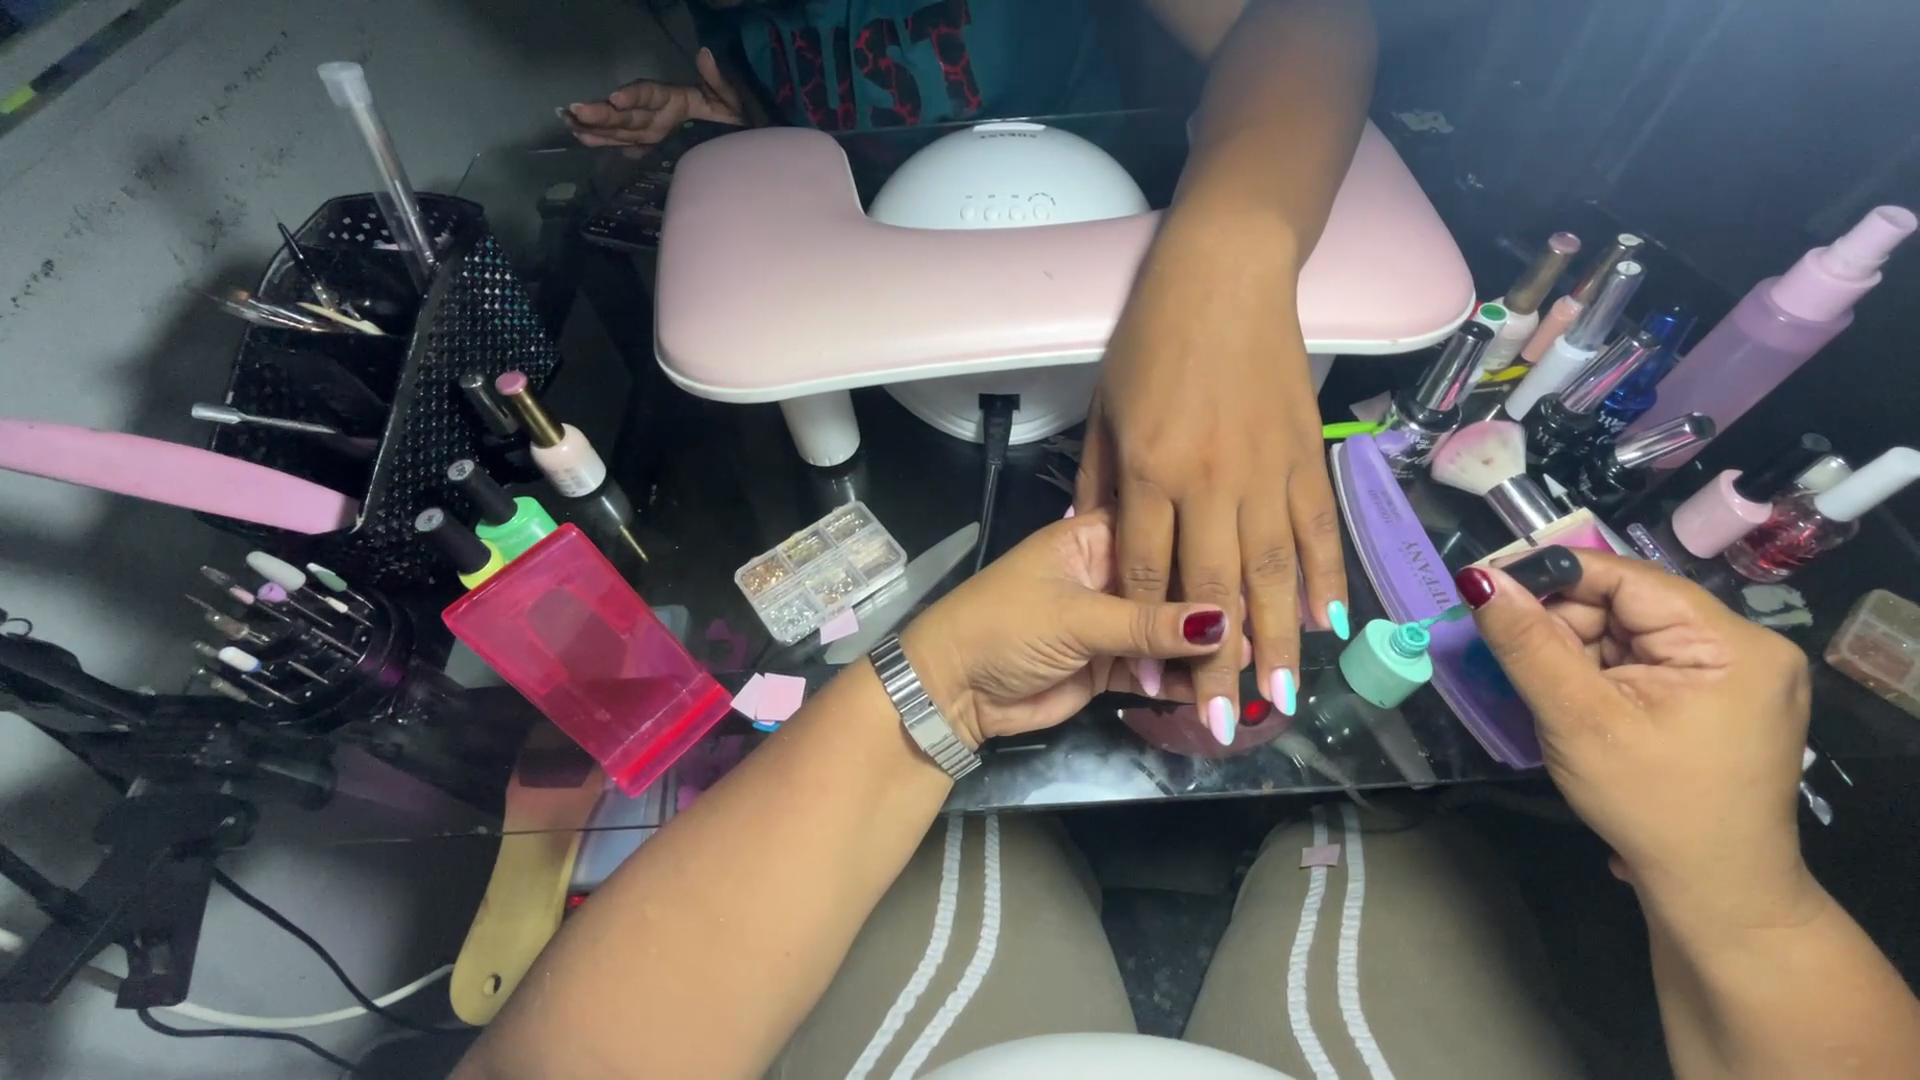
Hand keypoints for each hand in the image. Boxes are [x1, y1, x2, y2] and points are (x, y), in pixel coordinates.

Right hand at [563, 47, 743, 147]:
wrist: (740, 140)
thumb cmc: (737, 117)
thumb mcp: (732, 99)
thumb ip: (717, 79)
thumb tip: (705, 53)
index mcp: (674, 99)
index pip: (649, 94)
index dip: (633, 96)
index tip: (616, 99)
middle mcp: (657, 113)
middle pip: (627, 113)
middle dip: (602, 113)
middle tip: (575, 112)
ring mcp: (653, 129)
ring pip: (620, 127)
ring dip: (595, 126)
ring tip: (569, 122)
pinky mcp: (653, 144)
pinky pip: (626, 143)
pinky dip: (605, 141)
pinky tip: (582, 139)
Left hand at [898, 509, 1240, 746]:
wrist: (955, 689)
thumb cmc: (1005, 627)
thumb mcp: (1075, 617)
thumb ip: (1146, 623)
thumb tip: (1223, 621)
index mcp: (1091, 539)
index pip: (1161, 534)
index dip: (1205, 550)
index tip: (1253, 567)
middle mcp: (1107, 575)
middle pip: (1171, 586)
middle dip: (1210, 609)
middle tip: (1261, 626)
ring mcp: (1109, 622)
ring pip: (1166, 633)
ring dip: (1201, 650)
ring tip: (1247, 663)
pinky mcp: (1108, 665)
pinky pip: (1153, 670)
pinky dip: (1178, 681)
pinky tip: (1214, 690)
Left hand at [1076, 216, 1346, 744]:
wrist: (1224, 274)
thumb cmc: (1149, 340)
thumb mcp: (1104, 411)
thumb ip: (1099, 483)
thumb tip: (1090, 542)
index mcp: (1148, 472)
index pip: (1148, 572)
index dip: (1151, 635)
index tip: (1157, 686)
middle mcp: (1208, 482)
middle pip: (1212, 588)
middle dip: (1219, 664)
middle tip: (1228, 723)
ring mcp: (1264, 470)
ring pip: (1273, 573)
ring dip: (1279, 641)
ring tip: (1283, 697)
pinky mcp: (1305, 455)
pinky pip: (1317, 529)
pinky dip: (1327, 577)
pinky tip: (1331, 622)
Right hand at [1461, 551, 1816, 926]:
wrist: (1710, 887)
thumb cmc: (1649, 801)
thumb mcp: (1575, 716)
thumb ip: (1525, 642)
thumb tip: (1477, 579)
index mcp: (1729, 644)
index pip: (1625, 578)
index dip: (1551, 575)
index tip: (1485, 588)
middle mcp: (1740, 646)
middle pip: (1620, 604)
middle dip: (1560, 628)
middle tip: (1522, 668)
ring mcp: (1728, 672)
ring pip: (1619, 632)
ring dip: (1570, 653)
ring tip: (1554, 698)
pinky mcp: (1708, 694)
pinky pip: (1631, 658)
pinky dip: (1590, 672)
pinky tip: (1576, 703)